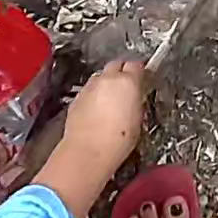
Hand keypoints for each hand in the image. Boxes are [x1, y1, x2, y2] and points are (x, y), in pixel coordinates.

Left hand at [62, 58, 146, 173]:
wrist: (88, 152)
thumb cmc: (118, 140)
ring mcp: (90, 87)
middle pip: (116, 65)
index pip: (136, 65)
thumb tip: (135, 97)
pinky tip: (96, 111)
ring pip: (100, 77)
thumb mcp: (138, 119)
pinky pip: (88, 90)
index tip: (141, 78)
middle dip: (121, 72)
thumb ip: (136, 100)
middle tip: (126, 87)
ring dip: (106, 83)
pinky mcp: (76, 98)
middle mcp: (108, 79)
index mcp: (128, 82)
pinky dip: (93, 95)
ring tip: (110, 100)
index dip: (139, 71)